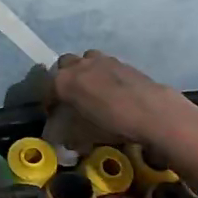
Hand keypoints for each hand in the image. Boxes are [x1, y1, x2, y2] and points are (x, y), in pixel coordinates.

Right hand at [51, 50, 186, 144]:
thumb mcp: (83, 135)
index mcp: (63, 82)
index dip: (48, 103)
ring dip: (84, 70)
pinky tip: (111, 89)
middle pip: (64, 65)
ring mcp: (102, 60)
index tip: (53, 114)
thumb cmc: (111, 124)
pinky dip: (102, 73)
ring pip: (85, 59)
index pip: (47, 89)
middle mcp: (79, 65)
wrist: (151, 111)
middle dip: (64, 78)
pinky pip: (104, 64)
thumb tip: (64, 138)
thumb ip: (68, 134)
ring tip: (91, 89)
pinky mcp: (121, 61)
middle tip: (71, 97)